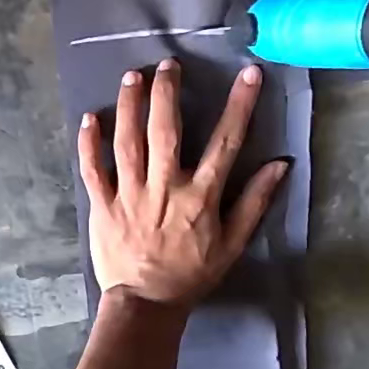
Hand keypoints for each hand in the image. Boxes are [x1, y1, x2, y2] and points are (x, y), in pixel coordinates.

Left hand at [79, 60, 288, 306]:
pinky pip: (92, 169)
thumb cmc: (192, 273)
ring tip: (132, 76)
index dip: (239, 106)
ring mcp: (129, 195)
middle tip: (167, 64)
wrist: (147, 304)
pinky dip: (89, 143)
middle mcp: (165, 188)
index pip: (225, 143)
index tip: (248, 74)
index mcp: (201, 196)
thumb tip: (279, 164)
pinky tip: (89, 117)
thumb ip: (255, 202)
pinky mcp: (102, 205)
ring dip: (129, 106)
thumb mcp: (233, 244)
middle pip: (166, 131)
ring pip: (127, 142)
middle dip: (167, 93)